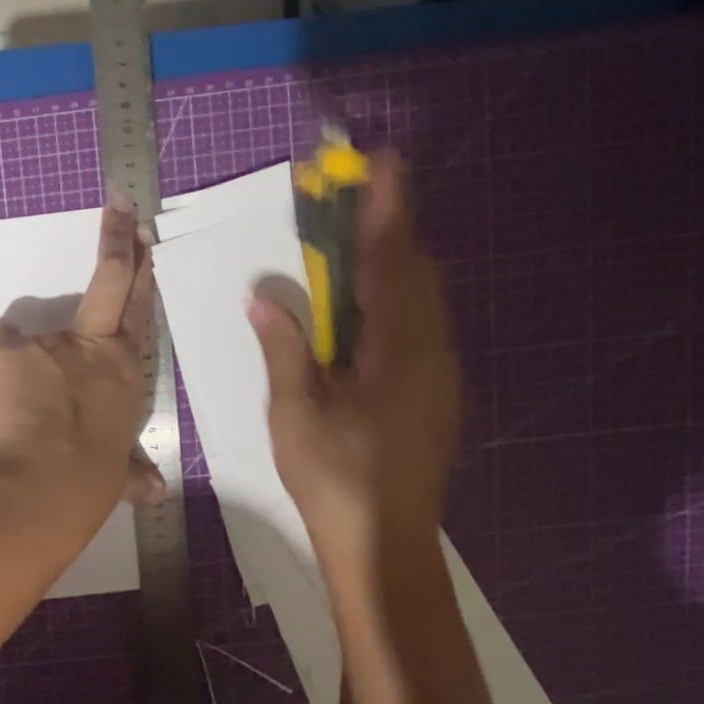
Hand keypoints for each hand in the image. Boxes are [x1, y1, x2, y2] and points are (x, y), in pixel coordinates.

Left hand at [0, 198, 165, 515]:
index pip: (138, 312)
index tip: (144, 241)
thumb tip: (152, 491)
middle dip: (117, 240)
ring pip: (40, 340)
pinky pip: (4, 346)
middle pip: (111, 280)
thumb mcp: (118, 475)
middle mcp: (94, 347)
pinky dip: (3, 362)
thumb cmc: (91, 481)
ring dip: (34, 366)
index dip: (142, 274)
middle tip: (120, 205)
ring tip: (27, 406)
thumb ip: (131, 473)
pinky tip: (2, 390)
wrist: (42, 482)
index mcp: (125, 372)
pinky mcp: (10, 349)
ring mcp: (51, 343)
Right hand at [248, 151, 460, 577]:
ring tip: (346, 246)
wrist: (385, 543)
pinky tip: (357, 314)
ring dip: (388, 262)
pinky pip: (418, 325)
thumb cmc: (334, 478)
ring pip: (421, 299)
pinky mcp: (434, 392)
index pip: (393, 263)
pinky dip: (391, 298)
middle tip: (347, 200)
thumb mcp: (294, 413)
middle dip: (386, 228)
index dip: (386, 209)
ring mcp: (439, 373)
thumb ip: (285, 349)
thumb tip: (265, 296)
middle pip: (416, 271)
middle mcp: (431, 352)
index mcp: (400, 351)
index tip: (381, 161)